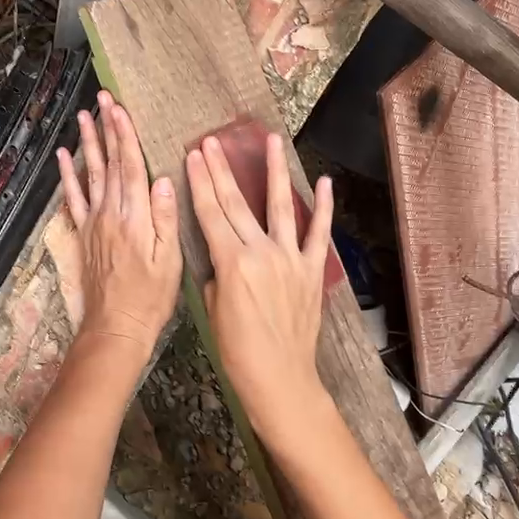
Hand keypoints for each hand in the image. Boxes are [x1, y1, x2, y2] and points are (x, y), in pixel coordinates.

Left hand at [56, 91, 181, 355]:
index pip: (131, 167)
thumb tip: (166, 179)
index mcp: (136, 218)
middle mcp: (111, 213)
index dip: (125, 135)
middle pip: (110, 163)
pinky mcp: (83, 234)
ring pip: (91, 174)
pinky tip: (63, 155)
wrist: (114, 328)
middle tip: (103, 98)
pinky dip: (67, 175)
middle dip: (107, 128)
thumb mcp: (170, 263)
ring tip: (83, 115)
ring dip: (88, 143)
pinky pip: (73, 198)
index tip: (120, 108)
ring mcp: (94, 222)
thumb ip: (166, 219)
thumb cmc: (150, 299)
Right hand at [187, 132, 335, 444]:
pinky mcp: (312, 270)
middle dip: (221, 169)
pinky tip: (325, 182)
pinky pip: (319, 234)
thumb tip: (222, 250)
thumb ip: (216, 270)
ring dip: (273, 170)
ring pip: (279, 205)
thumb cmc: (236, 349)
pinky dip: (324, 207)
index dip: (200, 181)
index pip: (210, 212)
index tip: (194, 154)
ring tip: (270, 139)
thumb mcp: (211, 306)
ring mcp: (290, 259)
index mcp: (231, 262)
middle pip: (235, 202)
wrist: (280, 379)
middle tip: (212, 140)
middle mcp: (261, 252)